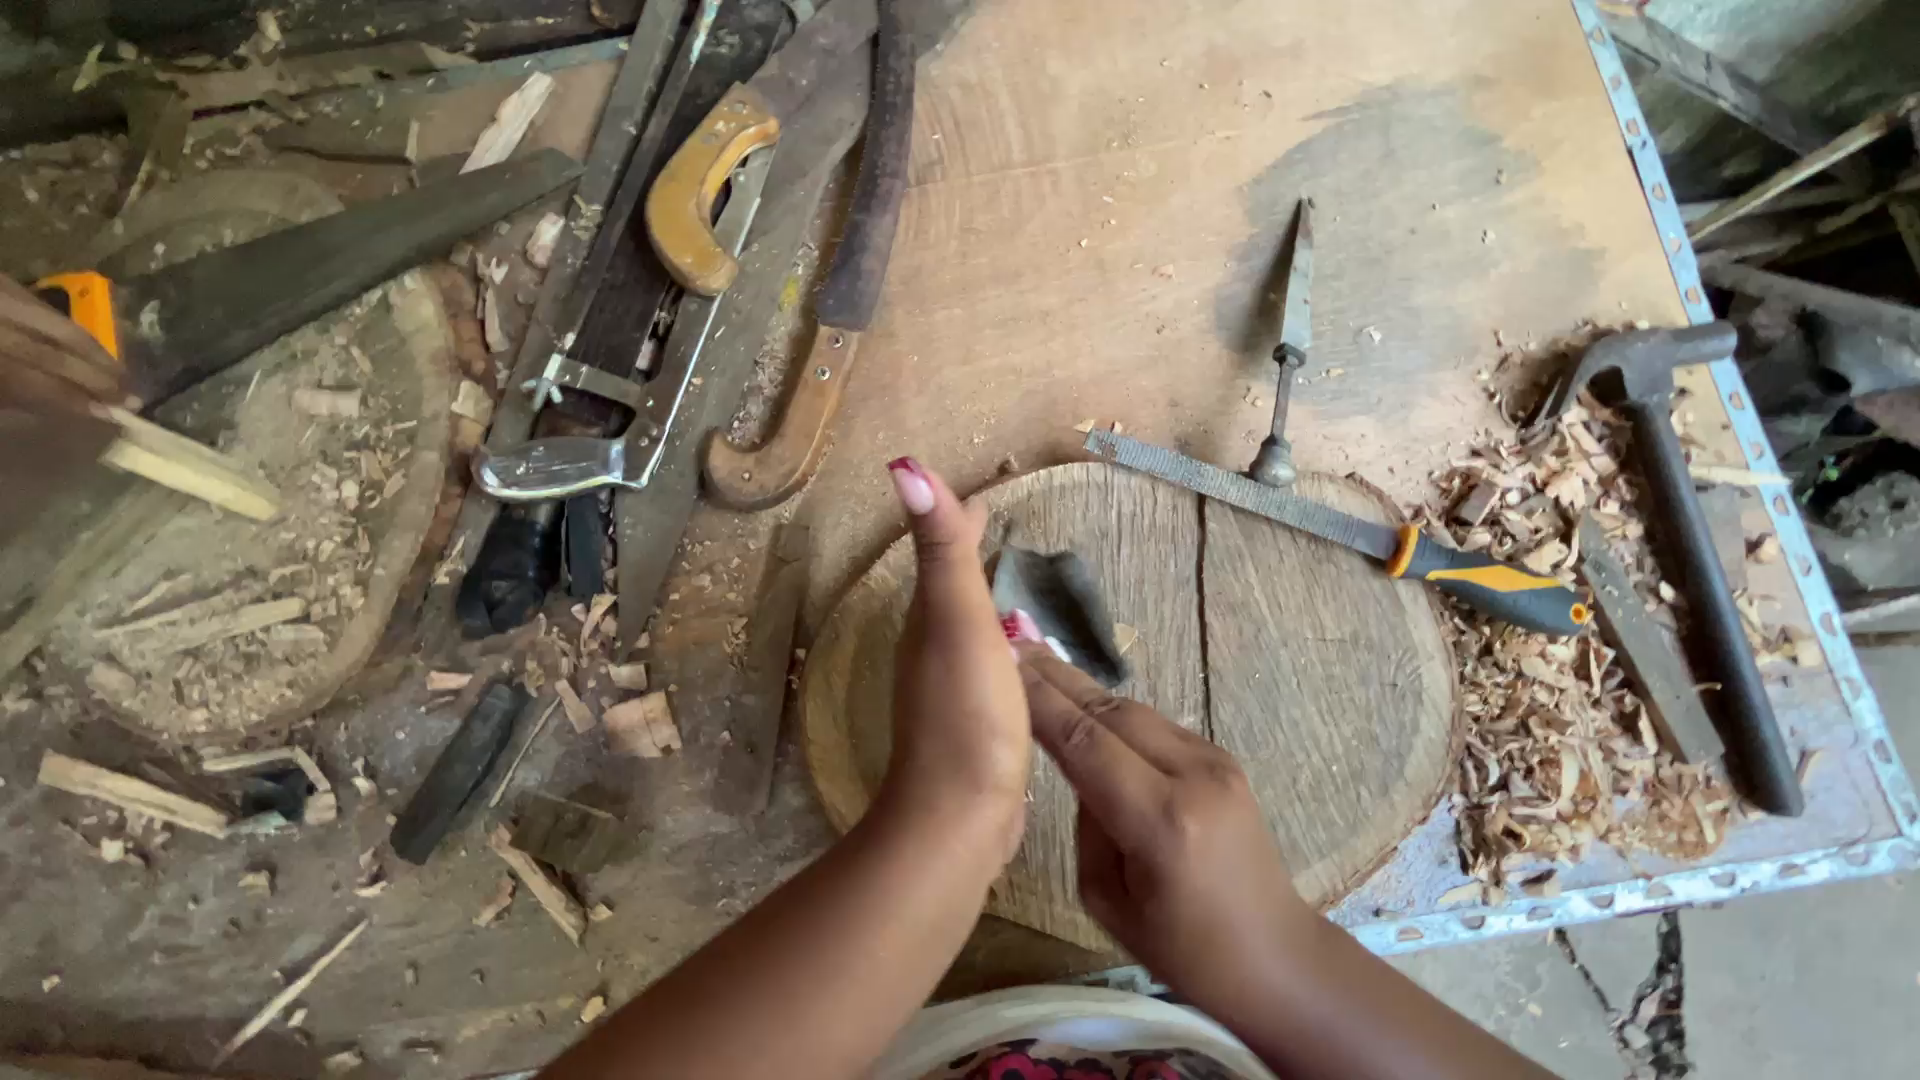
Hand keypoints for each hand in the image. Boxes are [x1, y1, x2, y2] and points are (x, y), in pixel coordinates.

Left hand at [878, 457, 1031, 865]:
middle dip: (969, 551)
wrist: (959, 814)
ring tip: (1009, 585)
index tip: (985, 495)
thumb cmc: (966, 713)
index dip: (962, 519)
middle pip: (952, 584)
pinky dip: (998, 643)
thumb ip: (941, 549)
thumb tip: (903, 467)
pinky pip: (985, 664)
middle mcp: (931, 646)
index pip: (945, 551)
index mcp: (930, 617)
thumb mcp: (958, 620)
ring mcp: (948, 687)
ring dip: (982, 597)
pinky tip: (1015, 656)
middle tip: (997, 528)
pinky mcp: (971, 723)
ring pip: (966, 624)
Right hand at [1017, 646, 1318, 1008]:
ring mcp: (1215, 760)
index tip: (1001, 667)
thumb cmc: (1184, 950)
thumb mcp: (1106, 898)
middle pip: (1111, 710)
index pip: (1086, 742)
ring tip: (1037, 669)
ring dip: (1083, 690)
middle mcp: (1194, 775)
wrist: (1276, 956)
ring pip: (1132, 709)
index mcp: (1162, 821)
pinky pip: (1153, 724)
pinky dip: (1111, 713)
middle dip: (1057, 679)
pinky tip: (1081, 704)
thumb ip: (1086, 822)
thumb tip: (1078, 769)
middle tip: (1011, 649)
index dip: (1041, 702)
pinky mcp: (1222, 757)